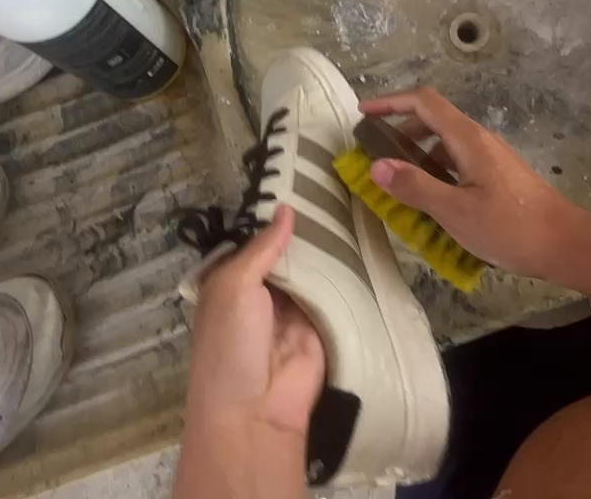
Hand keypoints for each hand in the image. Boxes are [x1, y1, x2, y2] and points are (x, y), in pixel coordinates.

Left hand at [174, 206, 323, 498]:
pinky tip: (361, 237)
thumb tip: (285, 208)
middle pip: (285, 251)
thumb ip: (262, 247)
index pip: (253, 239)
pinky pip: (334, 289)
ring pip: (311, 267)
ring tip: (350, 201)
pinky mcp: (321, 321)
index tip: (297, 177)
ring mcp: (293, 306)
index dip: (271, 214)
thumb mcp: (233, 287)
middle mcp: (262, 290)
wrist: (257, 412)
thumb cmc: (229, 343)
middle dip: (303, 227)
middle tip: (332, 184)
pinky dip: (345, 270)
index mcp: (231, 280)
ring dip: (326, 245)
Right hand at [359, 87, 590, 280]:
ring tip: (397, 181)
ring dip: (417, 153)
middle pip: (432, 118)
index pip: (423, 102)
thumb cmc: (511, 227)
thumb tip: (376, 165)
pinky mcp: (496, 174)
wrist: (565, 244)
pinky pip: (456, 160)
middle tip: (375, 154)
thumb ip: (415, 187)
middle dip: (399, 130)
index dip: (390, 102)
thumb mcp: (455, 211)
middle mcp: (477, 139)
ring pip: (444, 142)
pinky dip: (435, 170)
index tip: (362, 113)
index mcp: (467, 138)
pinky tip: (430, 199)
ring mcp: (489, 156)